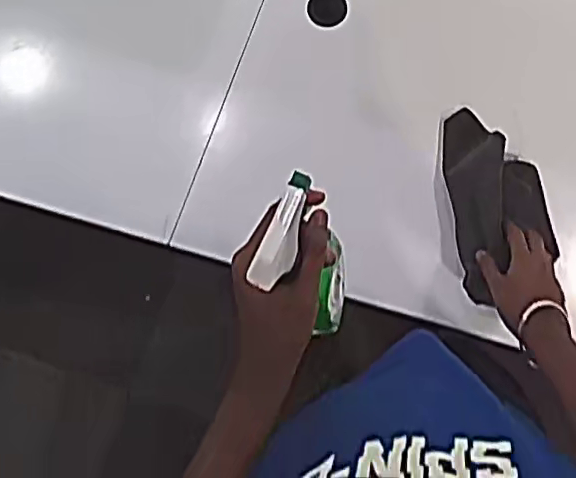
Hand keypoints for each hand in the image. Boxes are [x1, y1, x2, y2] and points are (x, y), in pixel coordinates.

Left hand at [229, 190, 332, 380]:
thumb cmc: (278, 340)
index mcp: (250, 260)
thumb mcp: (303, 292)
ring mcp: (256, 271)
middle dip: (308, 230)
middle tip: (325, 245)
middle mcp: (250, 261)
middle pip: (282, 227)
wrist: (264, 376)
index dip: (298, 202)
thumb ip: (312, 251)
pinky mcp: (265, 280)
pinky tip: (316, 273)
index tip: (319, 199)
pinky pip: (286, 256)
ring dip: (309, 246)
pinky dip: (304, 259)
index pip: (275, 216)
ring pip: (287, 241)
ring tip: (323, 264)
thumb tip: (318, 218)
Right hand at [476, 222, 565, 345]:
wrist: (543, 326)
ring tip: (530, 248)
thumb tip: (482, 255)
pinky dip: (543, 263)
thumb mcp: (497, 287)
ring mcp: (549, 271)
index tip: (507, 224)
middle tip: (520, 232)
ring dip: (537, 246)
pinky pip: (549, 266)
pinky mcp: (556, 283)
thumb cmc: (521, 307)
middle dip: (527, 232)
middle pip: (535, 237)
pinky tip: (538, 271)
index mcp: (523, 256)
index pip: (517, 233)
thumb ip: (488, 268)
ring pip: (544, 250)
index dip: (511, 227)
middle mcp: (538, 260)